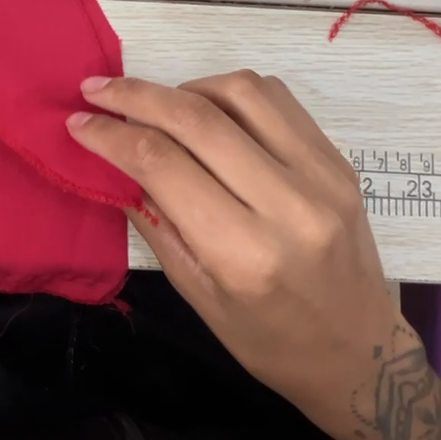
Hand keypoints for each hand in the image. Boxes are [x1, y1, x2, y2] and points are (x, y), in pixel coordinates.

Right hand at [66, 71, 417, 439]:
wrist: (361, 352)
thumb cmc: (268, 341)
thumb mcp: (196, 296)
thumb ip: (154, 221)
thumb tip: (114, 161)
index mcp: (244, 253)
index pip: (163, 165)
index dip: (111, 135)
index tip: (78, 121)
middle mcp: (288, 205)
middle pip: (198, 119)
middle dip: (136, 95)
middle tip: (98, 89)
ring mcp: (322, 175)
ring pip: (240, 92)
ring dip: (186, 87)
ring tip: (158, 105)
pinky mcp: (338, 159)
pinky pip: (277, 98)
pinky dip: (230, 92)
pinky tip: (208, 110)